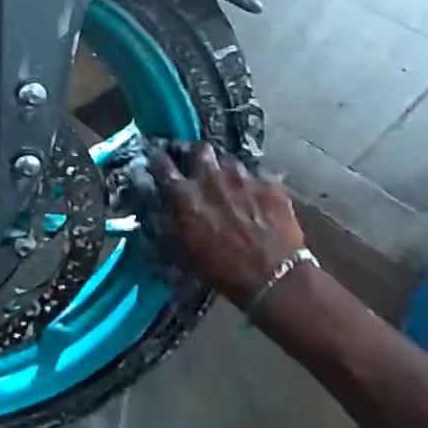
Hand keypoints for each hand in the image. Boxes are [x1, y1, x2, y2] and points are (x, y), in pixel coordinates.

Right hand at [148, 141, 306, 305]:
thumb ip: (163, 220)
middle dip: (195, 154)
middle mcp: (211, 177)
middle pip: (198, 148)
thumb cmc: (220, 271)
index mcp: (184, 194)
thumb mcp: (180, 250)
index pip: (161, 163)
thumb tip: (153, 203)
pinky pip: (256, 174)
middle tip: (198, 167)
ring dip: (225, 170)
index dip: (158, 161)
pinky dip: (251, 183)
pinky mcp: (269, 183)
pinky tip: (255, 198)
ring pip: (229, 161)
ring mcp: (243, 176)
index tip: (159, 164)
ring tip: (229, 185)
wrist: (274, 279)